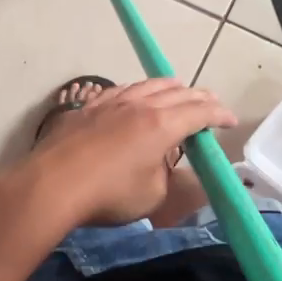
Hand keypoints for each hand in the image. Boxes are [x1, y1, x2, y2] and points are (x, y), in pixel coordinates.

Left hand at [17, 78, 233, 227]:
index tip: (229, 121)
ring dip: (168, 87)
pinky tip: (134, 94)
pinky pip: (120, 91)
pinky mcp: (86, 109)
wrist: (52, 184)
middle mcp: (139, 106)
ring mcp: (110, 103)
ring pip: (146, 86)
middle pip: (176, 93)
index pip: (199, 113)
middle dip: (198, 97)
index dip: (218, 115)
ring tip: (178, 88)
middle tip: (211, 103)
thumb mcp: (152, 194)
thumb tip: (161, 162)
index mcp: (162, 125)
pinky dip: (137, 90)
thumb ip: (165, 174)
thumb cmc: (108, 194)